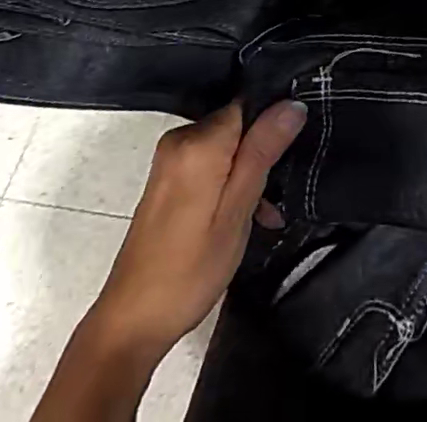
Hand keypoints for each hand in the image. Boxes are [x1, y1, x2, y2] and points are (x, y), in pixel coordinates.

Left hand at [82, 100, 307, 356]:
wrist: (132, 323)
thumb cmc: (191, 269)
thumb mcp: (238, 210)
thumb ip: (263, 151)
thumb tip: (292, 105)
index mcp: (198, 143)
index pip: (250, 102)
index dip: (277, 119)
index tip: (294, 147)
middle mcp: (180, 140)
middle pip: (241, 124)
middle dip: (267, 150)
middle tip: (282, 188)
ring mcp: (172, 160)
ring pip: (231, 146)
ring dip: (253, 172)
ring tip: (268, 212)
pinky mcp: (170, 178)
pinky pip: (214, 162)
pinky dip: (233, 182)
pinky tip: (249, 214)